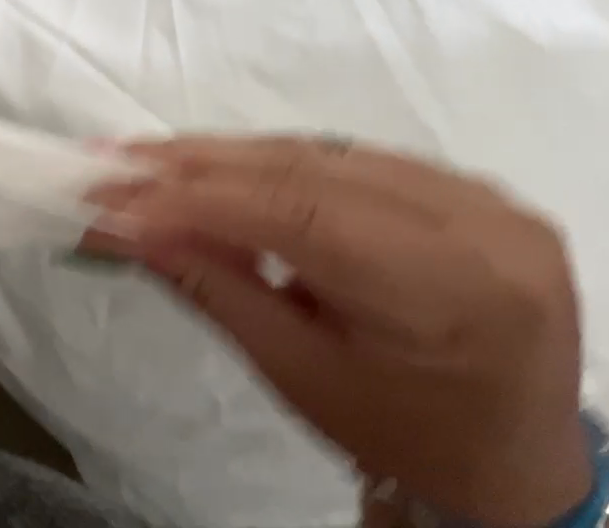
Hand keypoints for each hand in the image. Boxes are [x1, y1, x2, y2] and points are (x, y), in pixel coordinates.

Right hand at [85, 135, 589, 527]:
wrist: (505, 457)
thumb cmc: (396, 431)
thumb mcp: (291, 367)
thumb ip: (205, 281)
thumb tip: (114, 225)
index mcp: (455, 290)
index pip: (296, 214)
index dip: (190, 199)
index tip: (103, 199)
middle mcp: (481, 224)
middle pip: (302, 170)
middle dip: (191, 167)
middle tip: (106, 164)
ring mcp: (478, 196)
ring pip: (312, 151)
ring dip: (217, 157)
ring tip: (139, 163)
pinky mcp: (457, 185)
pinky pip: (336, 156)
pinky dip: (260, 162)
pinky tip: (206, 168)